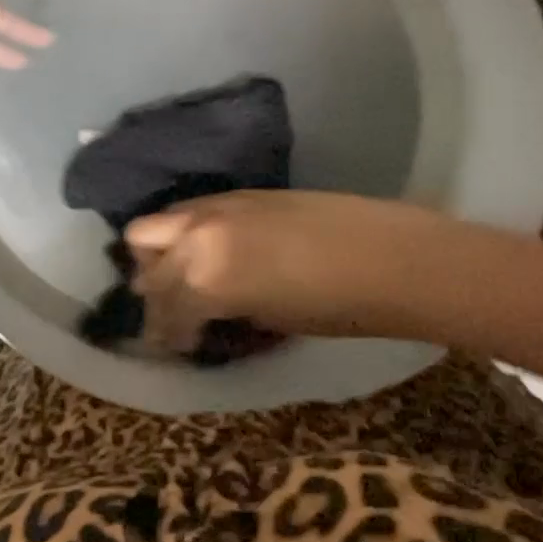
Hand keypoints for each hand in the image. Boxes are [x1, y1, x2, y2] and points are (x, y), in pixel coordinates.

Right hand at [124, 190, 494, 346]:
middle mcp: (197, 237)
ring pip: (152, 226)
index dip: (167, 335)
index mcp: (206, 279)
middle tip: (173, 315)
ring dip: (159, 254)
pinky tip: (212, 253)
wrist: (396, 258)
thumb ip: (224, 310)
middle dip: (154, 294)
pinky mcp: (235, 195)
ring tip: (184, 276)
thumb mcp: (271, 321)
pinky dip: (185, 234)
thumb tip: (206, 312)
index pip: (164, 309)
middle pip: (147, 263)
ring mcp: (214, 209)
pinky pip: (187, 212)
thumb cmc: (342, 308)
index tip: (174, 346)